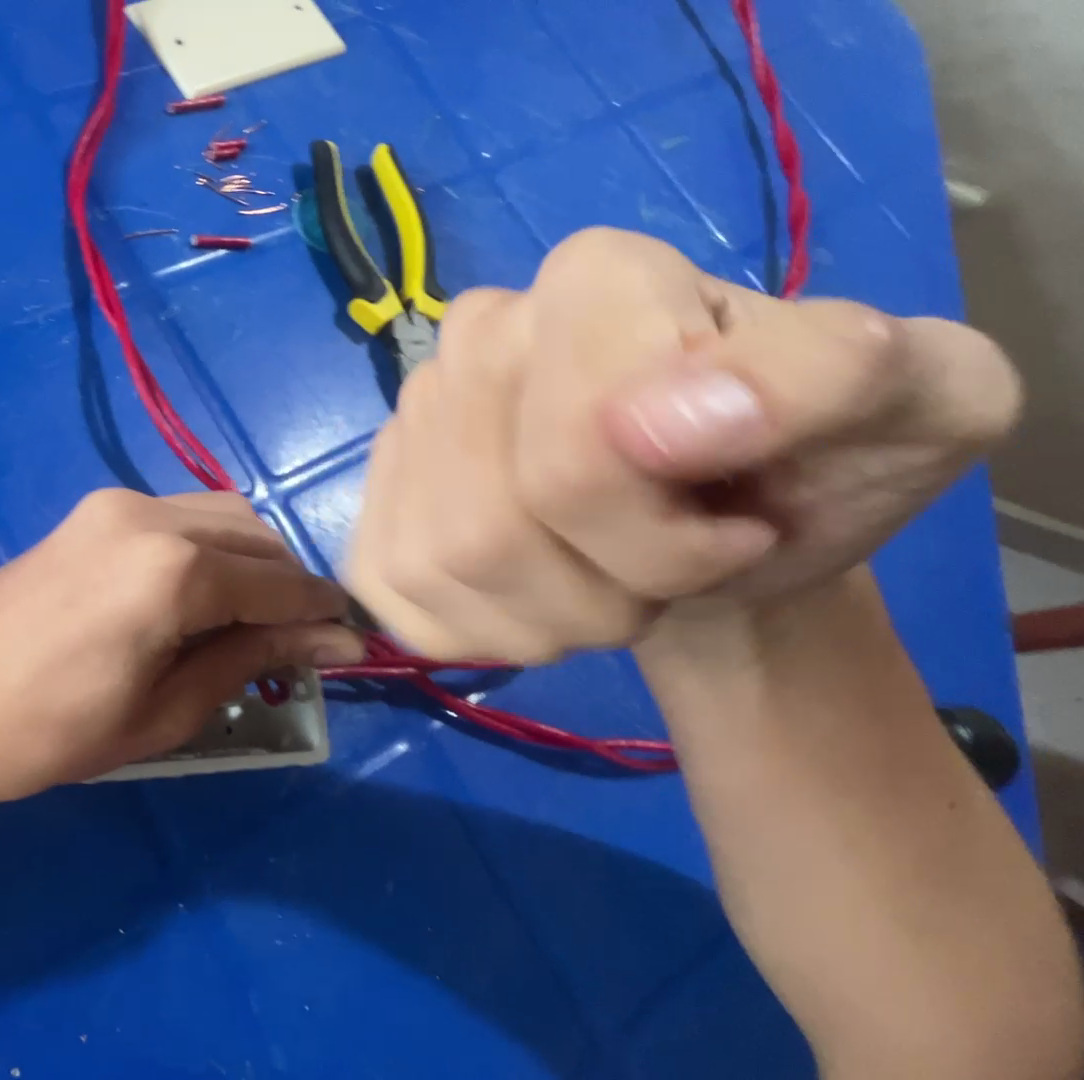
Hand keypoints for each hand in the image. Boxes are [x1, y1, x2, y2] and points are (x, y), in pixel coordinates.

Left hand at [0, 490, 362, 805]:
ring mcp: (117, 504)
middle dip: (289, 589)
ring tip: (247, 628)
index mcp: (173, 571)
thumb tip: (327, 639)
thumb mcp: (163, 713)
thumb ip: (248, 660)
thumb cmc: (44, 734)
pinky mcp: (93, 510)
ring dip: (251, 566)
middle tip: (296, 648)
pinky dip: (209, 552)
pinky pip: (179, 518)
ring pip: (221, 518)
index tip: (353, 647)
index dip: (324, 618)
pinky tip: (198, 601)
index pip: (281, 585)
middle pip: (258, 538)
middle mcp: (151, 516)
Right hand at [345, 228, 1019, 663]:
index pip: (571, 446)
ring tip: (608, 587)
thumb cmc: (809, 468)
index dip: (661, 535)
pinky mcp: (373, 507)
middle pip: (493, 522)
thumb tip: (663, 424)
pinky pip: (399, 598)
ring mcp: (408, 425)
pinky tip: (534, 602)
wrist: (716, 523)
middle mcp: (475, 337)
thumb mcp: (914, 402)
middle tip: (673, 570)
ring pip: (441, 566)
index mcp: (593, 282)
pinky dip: (483, 633)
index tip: (738, 525)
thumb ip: (824, 378)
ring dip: (549, 618)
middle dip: (605, 591)